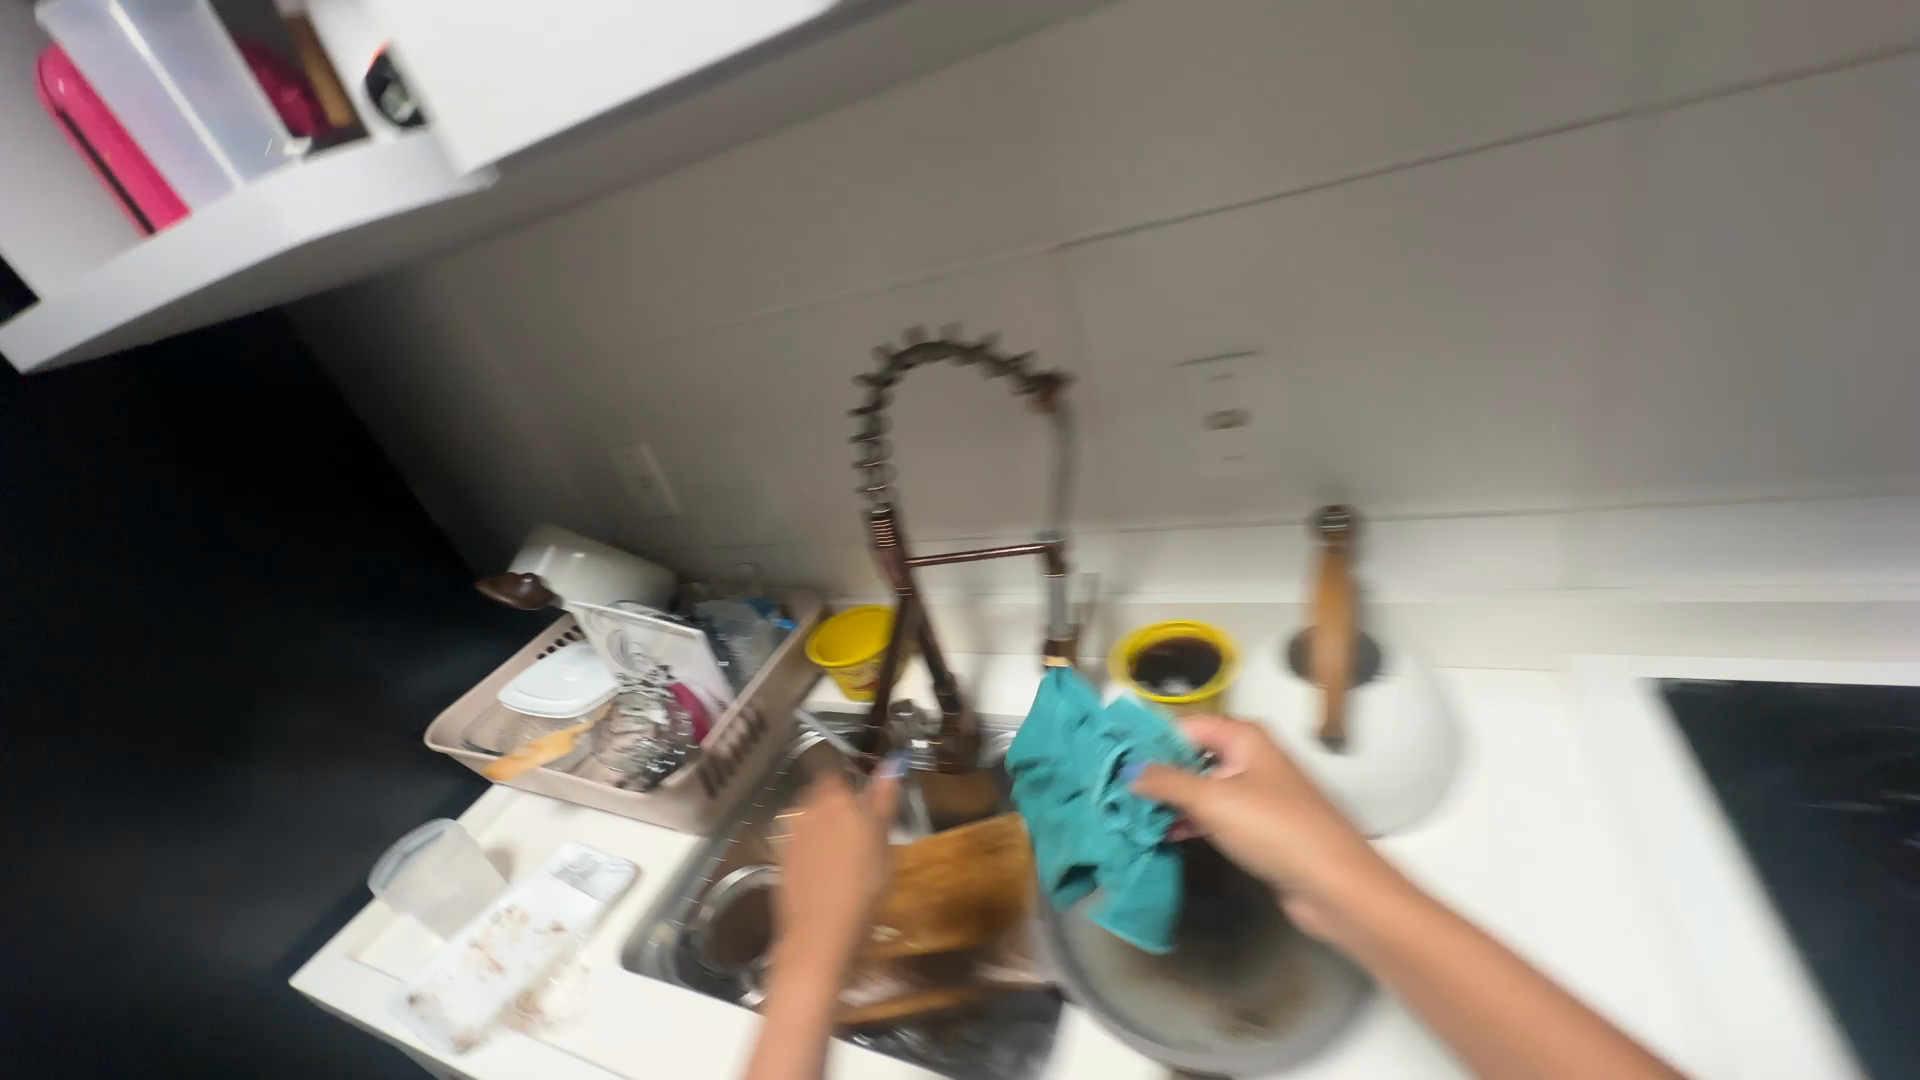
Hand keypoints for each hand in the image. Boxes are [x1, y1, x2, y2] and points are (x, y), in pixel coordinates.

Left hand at [771, 757, 902, 976]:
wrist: (821, 934)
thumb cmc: (862, 882)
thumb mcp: (883, 837)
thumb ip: (884, 797)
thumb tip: (892, 762)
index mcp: (832, 797)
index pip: (838, 775)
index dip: (852, 786)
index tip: (868, 804)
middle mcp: (805, 811)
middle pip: (821, 798)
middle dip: (837, 808)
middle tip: (862, 832)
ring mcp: (789, 840)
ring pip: (811, 824)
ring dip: (825, 831)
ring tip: (846, 857)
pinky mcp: (781, 867)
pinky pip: (802, 850)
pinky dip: (814, 856)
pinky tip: (829, 877)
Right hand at [1131, 716, 1400, 937]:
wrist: (1337, 887)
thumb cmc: (1275, 829)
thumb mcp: (1212, 800)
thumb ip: (1166, 781)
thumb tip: (1128, 769)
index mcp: (1242, 736)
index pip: (1182, 725)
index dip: (1148, 739)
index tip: (1112, 756)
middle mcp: (1249, 755)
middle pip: (1191, 754)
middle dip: (1156, 771)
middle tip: (1114, 787)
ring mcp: (1256, 791)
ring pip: (1201, 785)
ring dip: (1171, 799)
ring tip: (1129, 812)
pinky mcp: (1260, 825)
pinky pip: (1215, 813)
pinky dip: (1191, 820)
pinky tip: (1163, 833)